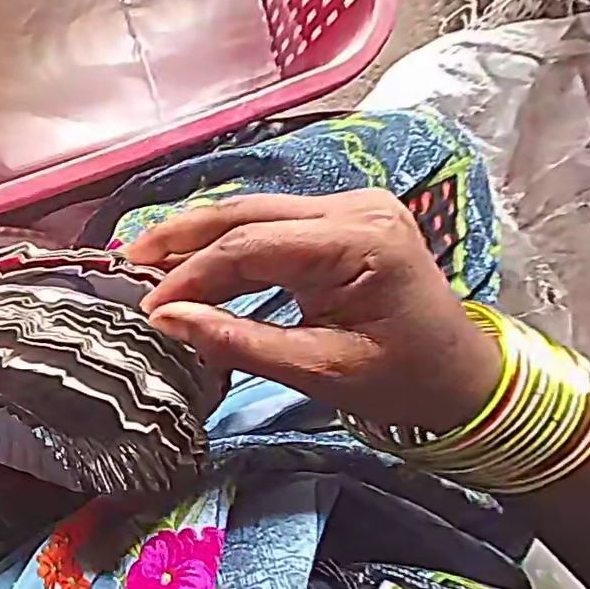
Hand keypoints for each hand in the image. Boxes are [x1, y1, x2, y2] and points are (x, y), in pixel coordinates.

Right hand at [123, 192, 502, 432]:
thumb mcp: (318, 371)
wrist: (461, 377)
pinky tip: (191, 268)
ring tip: (146, 264)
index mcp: (358, 241)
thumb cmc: (401, 380)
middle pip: (244, 213)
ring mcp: (346, 210)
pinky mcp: (336, 224)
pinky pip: (267, 230)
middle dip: (181, 238)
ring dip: (196, 242)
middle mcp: (352, 208)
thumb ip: (239, 342)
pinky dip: (224, 252)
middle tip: (128, 262)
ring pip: (250, 215)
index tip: (149, 309)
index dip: (190, 276)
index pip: (250, 246)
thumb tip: (166, 321)